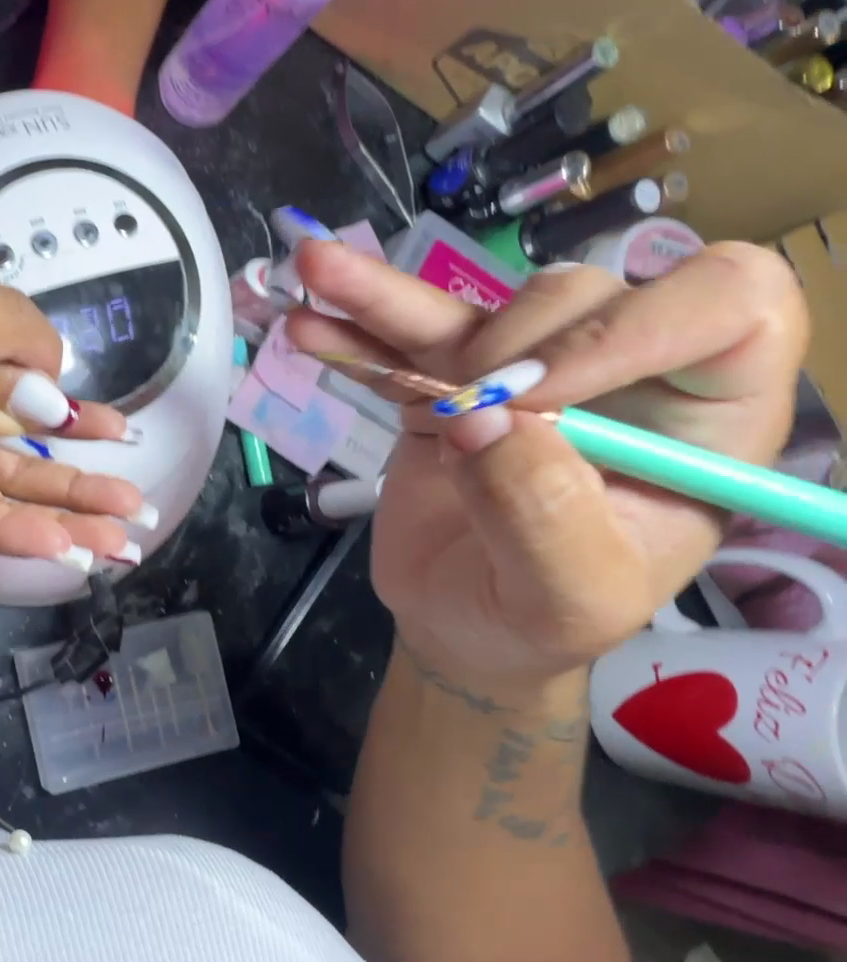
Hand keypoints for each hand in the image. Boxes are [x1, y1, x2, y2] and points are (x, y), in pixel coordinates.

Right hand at [286, 242, 807, 683]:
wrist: (464, 625)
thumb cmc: (538, 622)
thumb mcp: (567, 596)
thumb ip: (542, 512)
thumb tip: (477, 418)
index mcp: (700, 418)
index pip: (721, 308)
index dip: (628, 326)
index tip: (530, 395)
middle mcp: (619, 377)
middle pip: (581, 295)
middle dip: (505, 341)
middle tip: (447, 414)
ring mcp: (522, 377)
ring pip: (474, 307)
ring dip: (391, 295)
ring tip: (317, 272)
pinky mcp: (443, 391)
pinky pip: (400, 348)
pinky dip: (351, 334)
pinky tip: (304, 324)